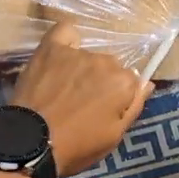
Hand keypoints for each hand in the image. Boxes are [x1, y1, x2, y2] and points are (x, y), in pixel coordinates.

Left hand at [10, 23, 149, 176]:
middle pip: (110, 67)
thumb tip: (147, 84)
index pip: (130, 83)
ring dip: (82, 68)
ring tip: (63, 89)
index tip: (104, 111)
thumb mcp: (113, 136)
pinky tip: (62, 52)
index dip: (118, 98)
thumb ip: (134, 107)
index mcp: (124, 83)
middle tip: (83, 104)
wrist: (31, 143)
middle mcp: (105, 61)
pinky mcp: (51, 48)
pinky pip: (65, 31)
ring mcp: (77, 52)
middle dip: (101, 82)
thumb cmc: (76, 146)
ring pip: (88, 55)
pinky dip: (67, 39)